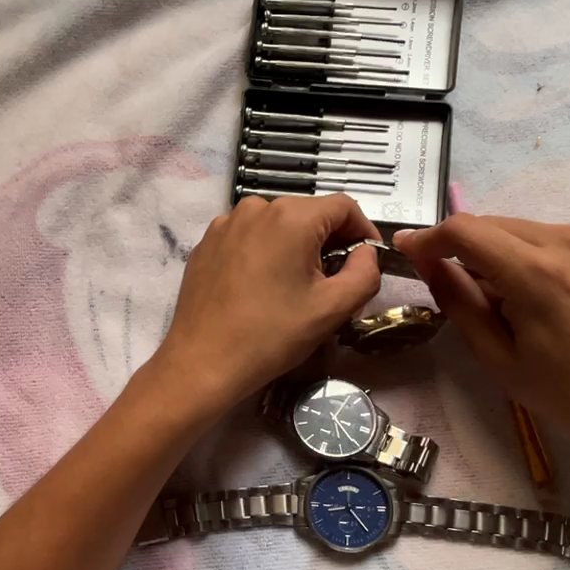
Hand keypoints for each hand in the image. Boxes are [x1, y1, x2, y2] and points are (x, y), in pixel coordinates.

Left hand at [146, 194, 381, 413]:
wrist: (202, 363)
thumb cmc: (271, 335)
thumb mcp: (333, 308)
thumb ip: (365, 273)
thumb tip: (365, 253)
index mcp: (290, 216)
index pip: (344, 206)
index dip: (363, 231)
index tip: (367, 262)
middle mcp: (255, 208)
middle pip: (308, 215)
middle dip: (327, 244)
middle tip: (331, 284)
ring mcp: (225, 225)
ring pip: (276, 227)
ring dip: (294, 250)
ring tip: (293, 290)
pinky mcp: (205, 245)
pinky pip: (247, 240)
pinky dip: (263, 256)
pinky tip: (260, 291)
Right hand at [393, 213, 569, 466]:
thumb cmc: (564, 393)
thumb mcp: (496, 356)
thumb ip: (458, 301)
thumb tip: (428, 263)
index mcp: (537, 274)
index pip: (466, 231)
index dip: (429, 237)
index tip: (407, 249)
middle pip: (495, 224)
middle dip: (463, 247)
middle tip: (451, 282)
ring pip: (525, 229)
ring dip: (500, 252)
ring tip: (504, 297)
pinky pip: (558, 238)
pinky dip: (535, 255)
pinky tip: (541, 293)